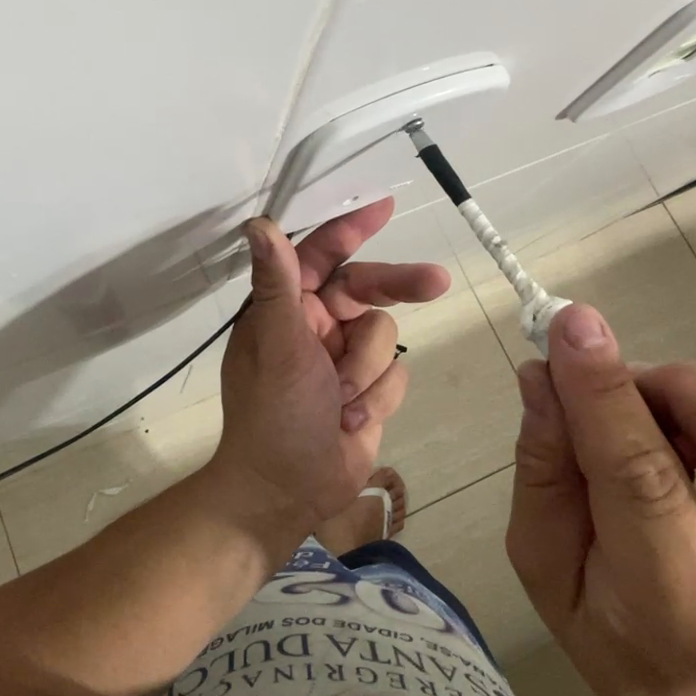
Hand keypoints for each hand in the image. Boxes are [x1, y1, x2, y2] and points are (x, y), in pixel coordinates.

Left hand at [211, 198, 450, 531]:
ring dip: (369, 373)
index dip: (352, 227)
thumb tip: (258, 223)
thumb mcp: (276, 344)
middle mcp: (316, 325)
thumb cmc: (274, 414)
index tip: (385, 203)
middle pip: (369, 289)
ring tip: (340, 403)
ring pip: (387, 337)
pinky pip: (395, 375)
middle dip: (399, 288)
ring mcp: (344, 358)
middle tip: (437, 282)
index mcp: (287, 307)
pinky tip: (351, 422)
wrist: (289, 492)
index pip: (321, 253)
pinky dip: (379, 398)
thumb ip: (276, 283)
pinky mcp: (368, 390)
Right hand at [507, 304, 695, 695]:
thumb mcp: (543, 561)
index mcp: (685, 613)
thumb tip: (544, 374)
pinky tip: (692, 452)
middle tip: (615, 391)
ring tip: (650, 428)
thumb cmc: (607, 634)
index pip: (647, 484)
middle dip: (677, 386)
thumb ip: (542, 467)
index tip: (570, 327)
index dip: (607, 397)